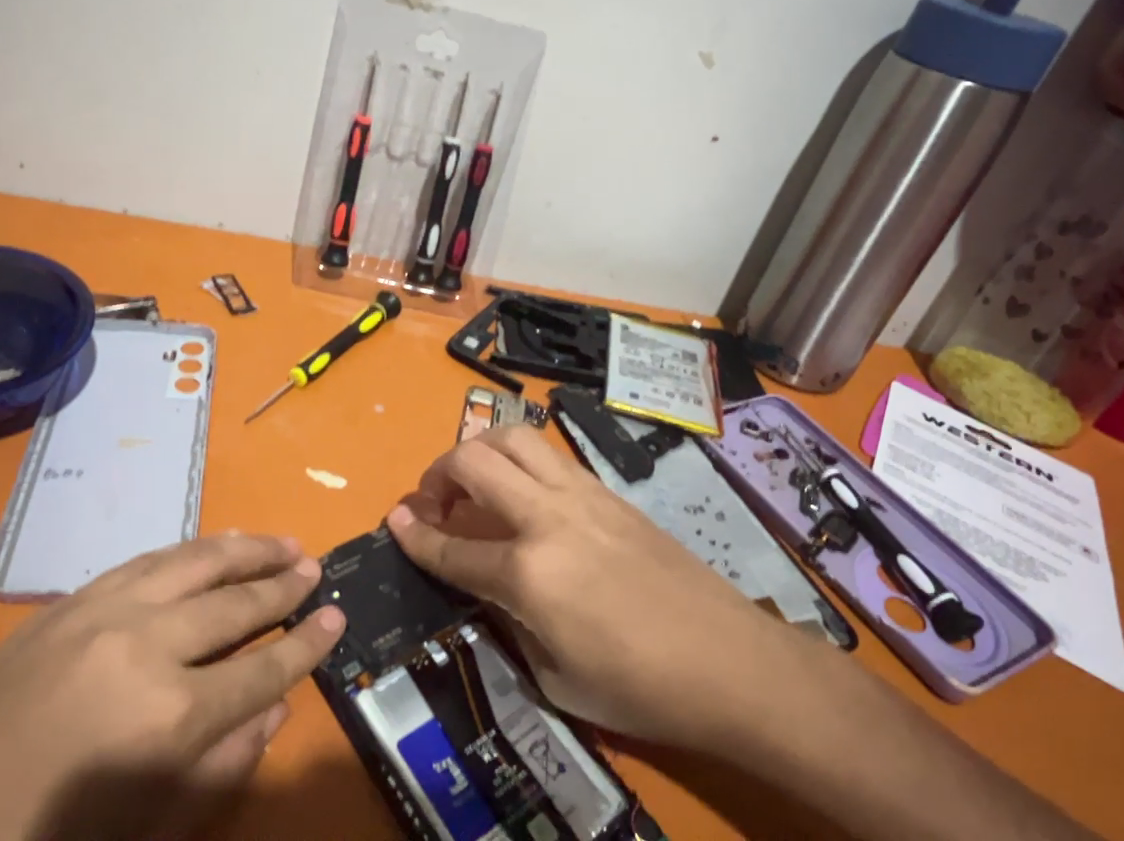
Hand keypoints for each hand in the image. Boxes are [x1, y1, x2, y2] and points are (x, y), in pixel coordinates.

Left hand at [0, 533, 345, 840]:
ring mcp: (100, 615)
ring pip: (192, 562)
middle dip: (282, 585)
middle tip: (316, 567)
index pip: (265, 668)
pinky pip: (143, 562)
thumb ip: (223, 769)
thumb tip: (272, 708)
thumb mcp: (148, 829)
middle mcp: (145, 647)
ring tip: (280, 541)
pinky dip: (187, 551)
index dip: (307, 644)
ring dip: (243, 549)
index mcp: (171, 717)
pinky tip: (207, 549)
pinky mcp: (63, 604)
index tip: (338, 616)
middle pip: (235, 604)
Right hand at [388, 428, 1100, 840]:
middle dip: (437, 474)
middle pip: (474, 461)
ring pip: (517, 437)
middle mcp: (549, 518)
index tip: (393, 522)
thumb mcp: (553, 677)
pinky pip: (552, 456)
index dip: (414, 536)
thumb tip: (489, 589)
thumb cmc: (638, 687)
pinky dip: (522, 461)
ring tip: (475, 483)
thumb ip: (510, 622)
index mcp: (527, 573)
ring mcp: (584, 497)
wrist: (730, 661)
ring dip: (480, 450)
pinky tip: (526, 494)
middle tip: (434, 503)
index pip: (451, 547)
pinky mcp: (612, 493)